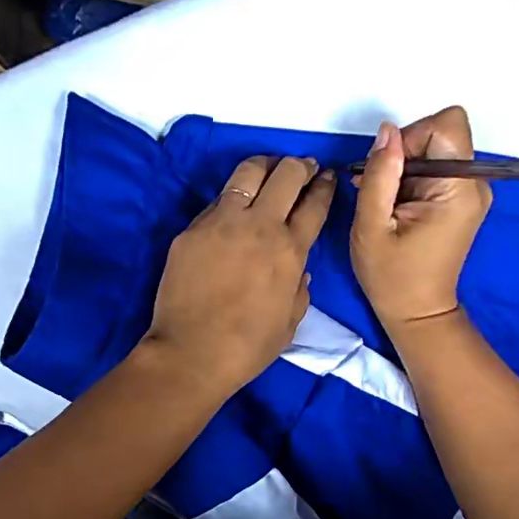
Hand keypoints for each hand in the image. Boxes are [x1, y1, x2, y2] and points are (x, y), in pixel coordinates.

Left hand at [143, 155, 334, 396]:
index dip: (324, 186)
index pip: (314, 204)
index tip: (327, 178)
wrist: (191, 352)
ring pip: (247, 173)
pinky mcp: (191, 231)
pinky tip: (234, 207)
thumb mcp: (290, 321)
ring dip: (264, 167)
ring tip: (268, 169)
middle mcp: (259, 226)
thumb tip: (299, 269)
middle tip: (301, 167)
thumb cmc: (247, 347)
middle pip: (285, 175)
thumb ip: (299, 288)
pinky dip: (232, 198)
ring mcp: (221, 224)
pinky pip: (216, 202)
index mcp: (290, 250)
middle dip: (298, 166)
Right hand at [350, 107, 491, 328]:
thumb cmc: (391, 276)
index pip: (447, 125)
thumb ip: (379, 175)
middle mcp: (474, 184)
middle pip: (440, 135)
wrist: (416, 312)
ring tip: (384, 203)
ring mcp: (470, 192)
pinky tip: (393, 207)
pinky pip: (434, 170)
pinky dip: (409, 180)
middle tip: (379, 190)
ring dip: (403, 169)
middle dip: (403, 153)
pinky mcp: (460, 200)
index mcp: (459, 189)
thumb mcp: (371, 225)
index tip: (389, 170)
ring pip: (434, 151)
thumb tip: (387, 131)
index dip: (412, 136)